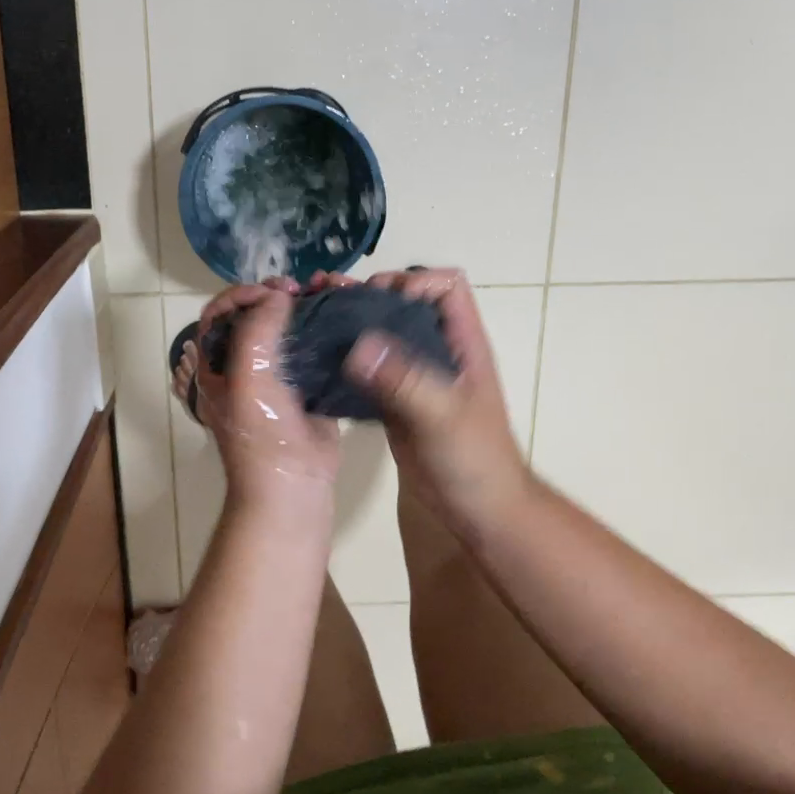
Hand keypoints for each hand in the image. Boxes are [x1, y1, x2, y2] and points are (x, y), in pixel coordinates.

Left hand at [193, 284, 341, 511]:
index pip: (218, 315)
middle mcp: (242, 368)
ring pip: (283, 331)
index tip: (270, 292)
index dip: (240, 295)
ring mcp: (276, 378)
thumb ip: (255, 331)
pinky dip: (321, 329)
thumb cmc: (260, 434)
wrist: (293, 485)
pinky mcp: (307, 388)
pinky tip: (335, 318)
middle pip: (252, 318)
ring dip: (298, 309)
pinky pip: (311, 349)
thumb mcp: (247, 378)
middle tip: (297, 290)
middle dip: (271, 297)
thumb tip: (277, 296)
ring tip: (319, 297)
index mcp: (216, 366)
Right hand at [338, 268, 532, 532]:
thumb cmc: (475, 460)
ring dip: (353, 324)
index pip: (447, 286)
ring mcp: (416, 376)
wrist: (479, 512)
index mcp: (463, 343)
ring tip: (315, 320)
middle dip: (371, 295)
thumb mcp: (444, 416)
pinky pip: (369, 370)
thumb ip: (405, 380)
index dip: (416, 281)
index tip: (380, 299)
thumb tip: (358, 345)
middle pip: (407, 302)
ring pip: (384, 334)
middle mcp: (439, 351)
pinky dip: (345, 360)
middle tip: (333, 304)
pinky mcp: (395, 401)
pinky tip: (317, 362)